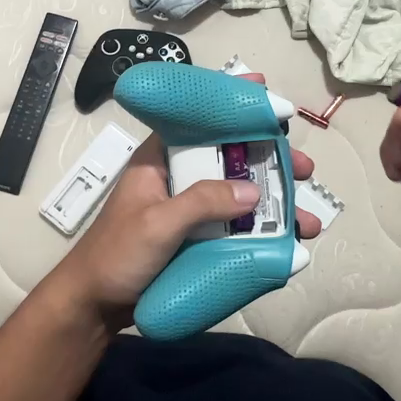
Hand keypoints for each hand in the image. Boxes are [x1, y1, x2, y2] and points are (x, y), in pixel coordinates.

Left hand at [44, 74, 320, 330]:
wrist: (93, 307)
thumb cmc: (115, 254)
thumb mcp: (157, 224)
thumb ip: (202, 203)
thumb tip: (252, 192)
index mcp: (161, 159)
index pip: (199, 119)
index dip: (232, 104)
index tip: (266, 93)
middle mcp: (179, 177)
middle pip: (231, 157)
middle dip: (270, 161)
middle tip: (303, 169)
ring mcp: (189, 210)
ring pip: (239, 195)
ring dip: (274, 203)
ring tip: (308, 220)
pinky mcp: (197, 239)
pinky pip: (236, 227)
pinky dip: (262, 232)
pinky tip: (288, 243)